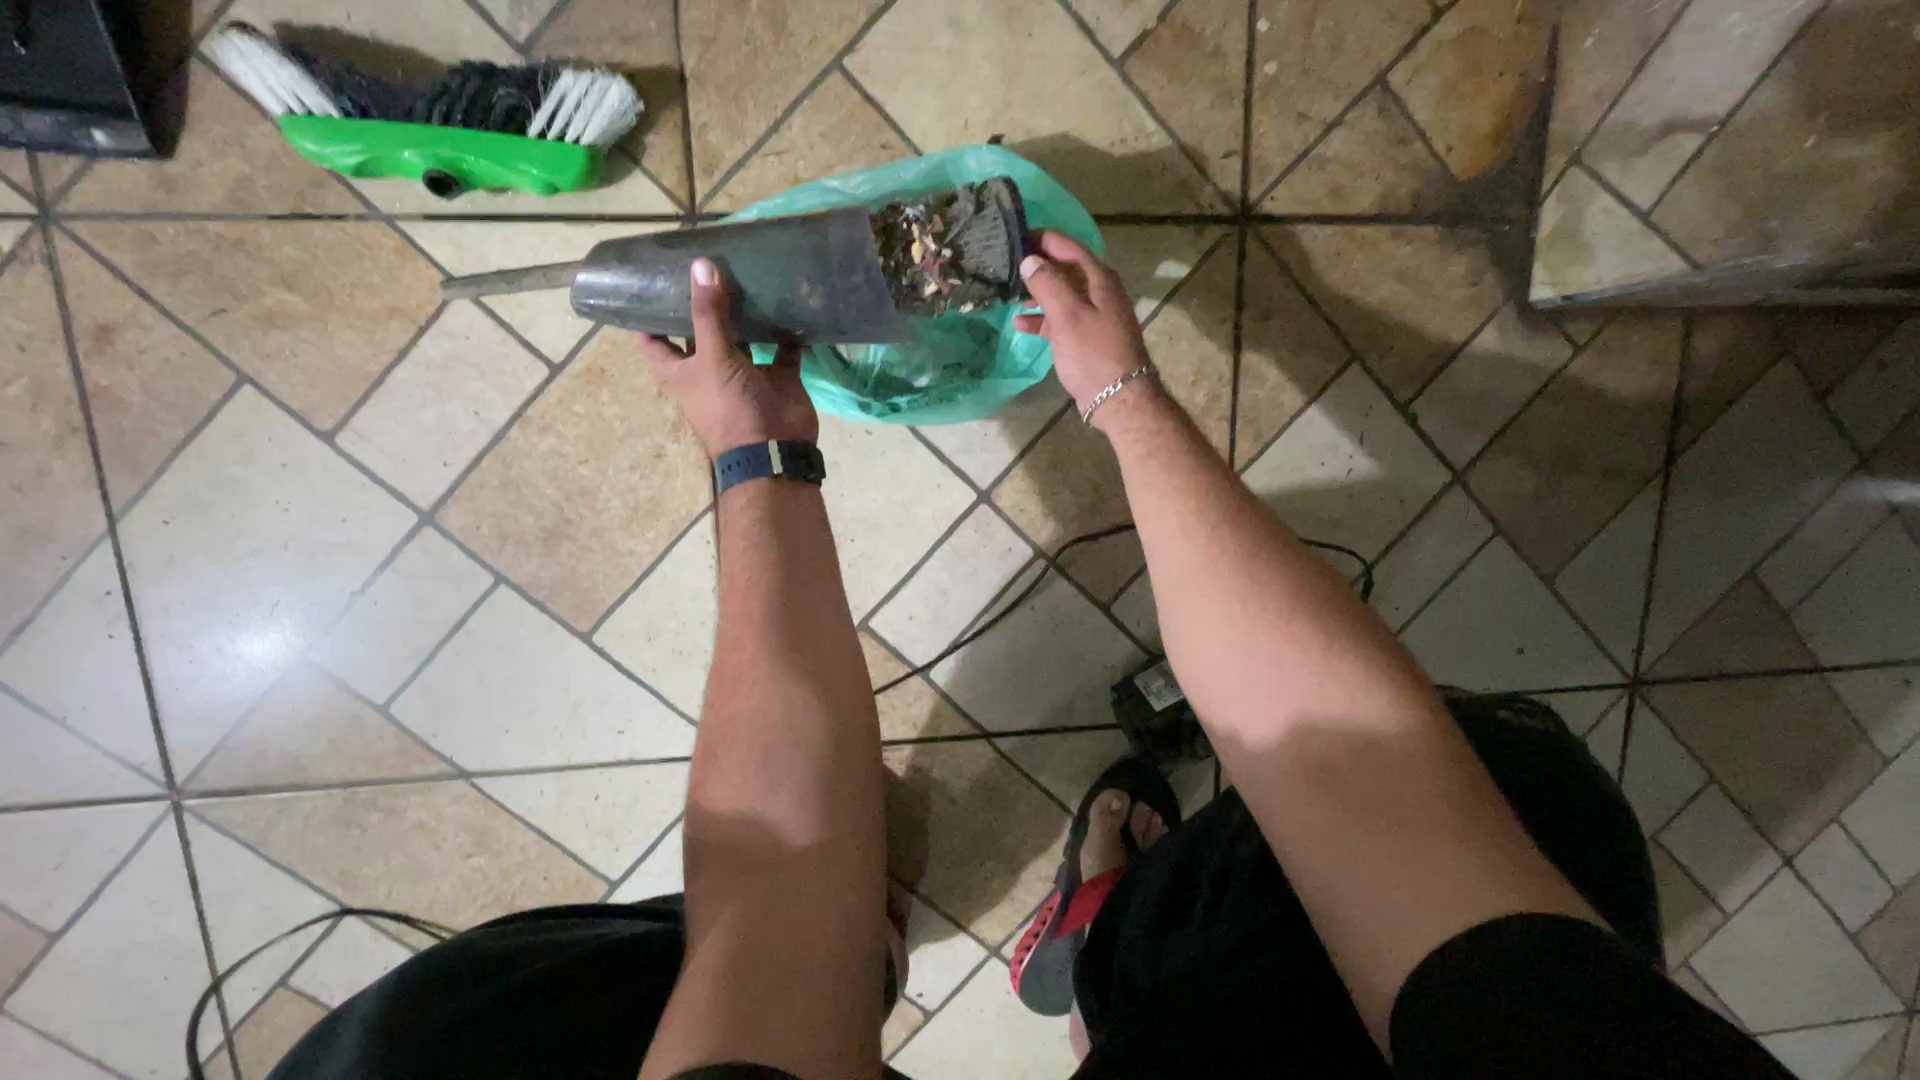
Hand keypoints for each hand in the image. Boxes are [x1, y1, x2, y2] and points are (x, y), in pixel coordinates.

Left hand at [637, 258, 818, 458]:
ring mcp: (745, 373)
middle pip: (700, 330)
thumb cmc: (730, 408)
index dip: (646, 311)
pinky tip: (789, 301)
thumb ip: (708, 313)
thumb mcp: (713, 358)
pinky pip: (783, 348)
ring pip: (743, 336)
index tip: (648, 277)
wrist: (775, 449)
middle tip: (705, 260)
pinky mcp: (777, 377)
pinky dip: (786, 330)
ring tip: (746, 270)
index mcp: (681, 370)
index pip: (652, 338)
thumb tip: (701, 264)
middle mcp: (710, 369)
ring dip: (745, 311)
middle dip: (702, 302)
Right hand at [1012, 231, 1153, 422]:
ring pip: (1062, 294)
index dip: (1044, 239)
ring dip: (1038, 293)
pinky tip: (1021, 323)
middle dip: (1038, 266)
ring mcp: (1095, 315)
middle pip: (1066, 269)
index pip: (1069, 247)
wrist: (1118, 397)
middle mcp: (1100, 292)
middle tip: (1007, 265)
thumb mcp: (1068, 316)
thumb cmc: (1093, 354)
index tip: (1016, 236)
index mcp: (1100, 279)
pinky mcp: (1088, 337)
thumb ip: (1048, 284)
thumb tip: (1030, 260)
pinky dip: (1043, 319)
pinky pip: (1062, 319)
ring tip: (1010, 293)